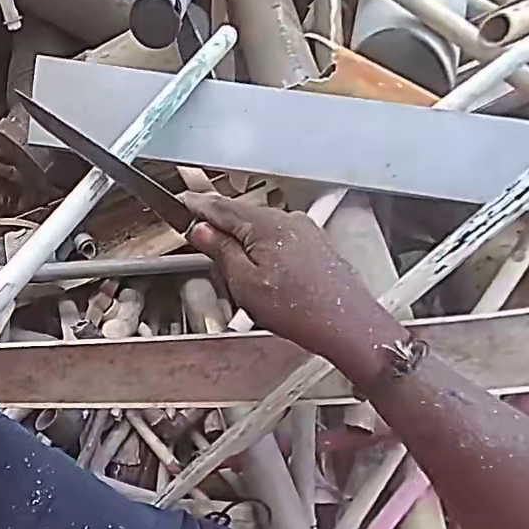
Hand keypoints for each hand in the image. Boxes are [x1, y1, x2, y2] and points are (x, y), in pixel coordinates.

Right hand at [185, 194, 406, 362]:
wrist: (347, 325)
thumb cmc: (300, 309)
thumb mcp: (244, 283)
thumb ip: (221, 251)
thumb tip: (202, 230)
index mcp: (266, 224)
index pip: (220, 207)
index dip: (196, 206)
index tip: (181, 203)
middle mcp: (288, 220)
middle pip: (241, 219)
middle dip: (220, 237)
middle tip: (208, 261)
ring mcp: (304, 231)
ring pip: (259, 234)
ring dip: (243, 253)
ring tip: (243, 289)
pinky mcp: (313, 246)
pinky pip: (277, 243)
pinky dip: (262, 257)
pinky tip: (265, 284)